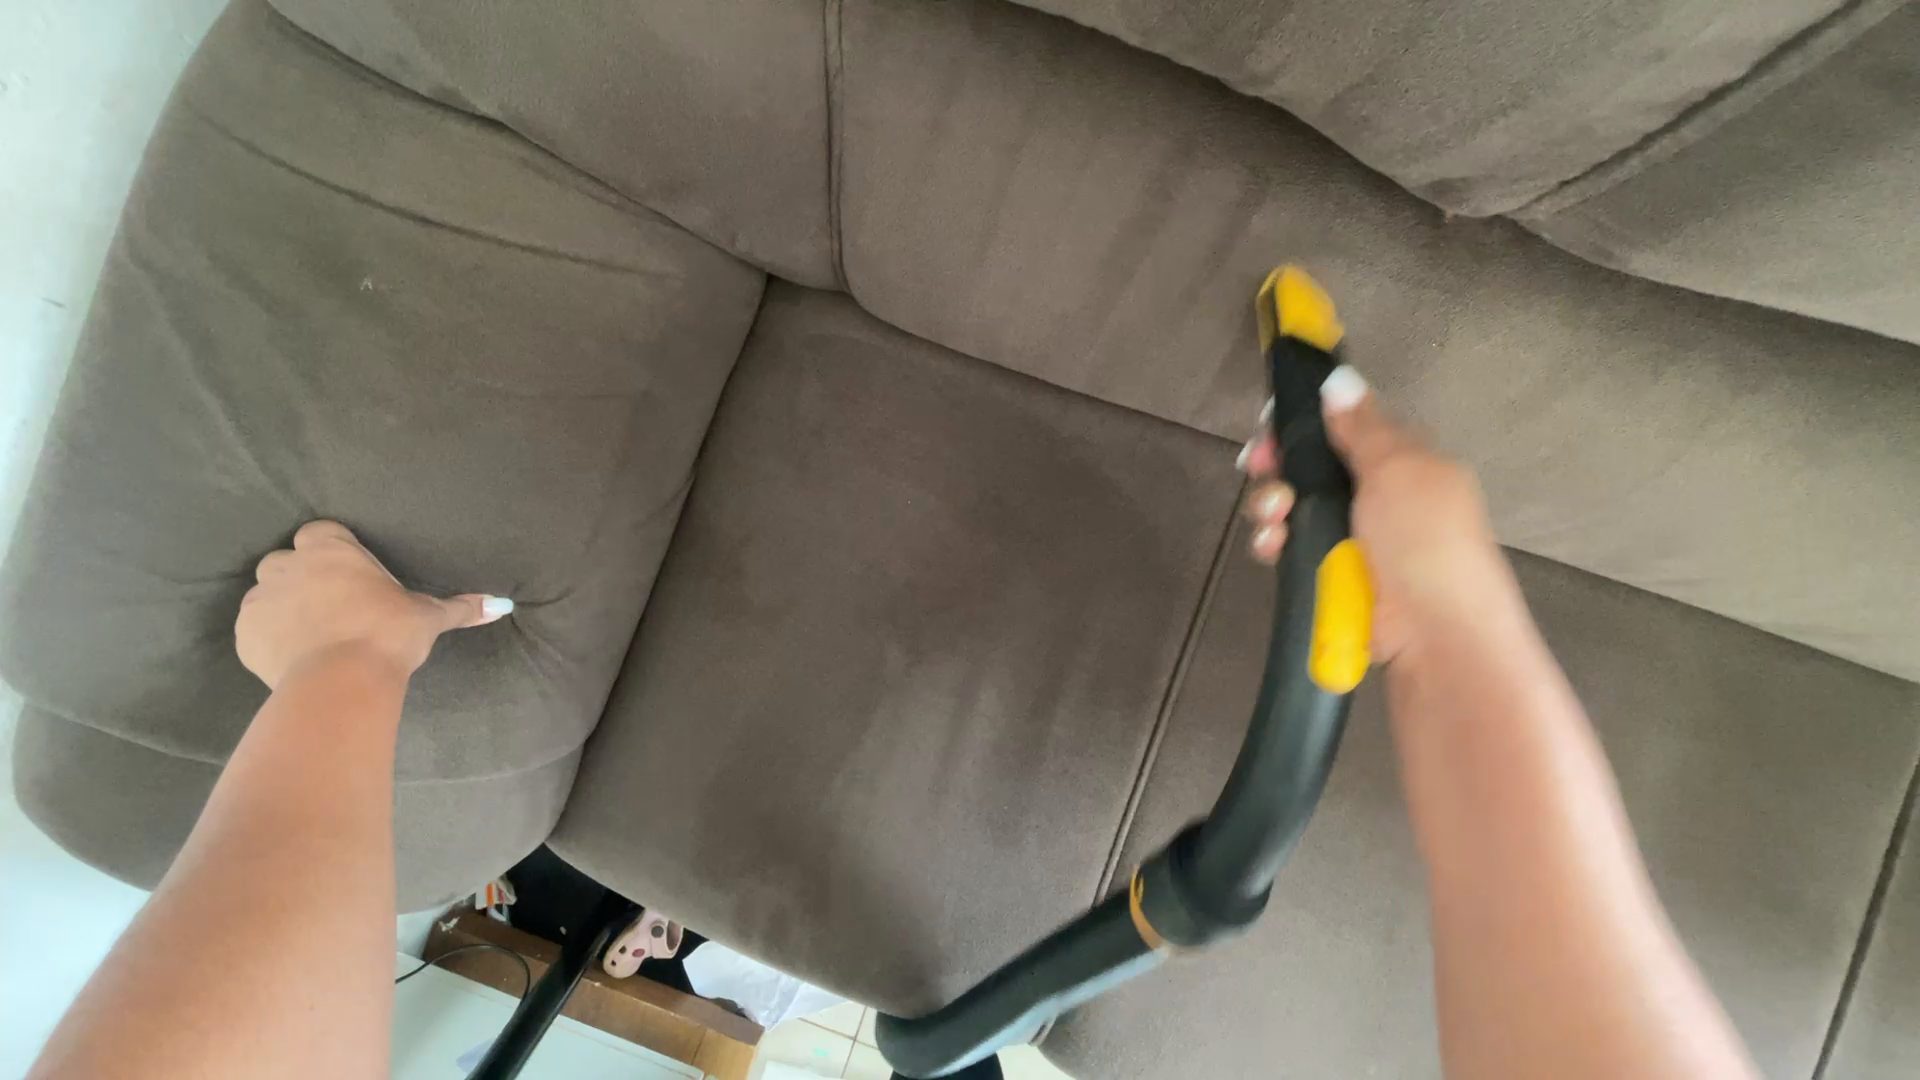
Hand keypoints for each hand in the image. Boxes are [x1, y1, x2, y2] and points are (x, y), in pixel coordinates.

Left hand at [236, 521, 510, 688]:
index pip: (322, 531)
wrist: (340, 679)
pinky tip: (300, 652)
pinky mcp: (245, 636)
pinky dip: (274, 634)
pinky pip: (257, 627)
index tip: (354, 568)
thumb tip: (501, 605)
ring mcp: (260, 602)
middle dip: (304, 574)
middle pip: (286, 559)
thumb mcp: (430, 617)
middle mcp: (288, 568)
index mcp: (332, 552)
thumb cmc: (388, 632)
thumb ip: (461, 607)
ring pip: (267, 593)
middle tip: (337, 600)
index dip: (335, 547)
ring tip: (318, 628)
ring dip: (287, 604)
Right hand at [1239, 368, 1518, 662]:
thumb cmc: (1424, 541)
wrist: (1434, 631)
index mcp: (1401, 459)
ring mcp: (1348, 533)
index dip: (1304, 422)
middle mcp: (1372, 492)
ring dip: (1270, 505)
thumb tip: (1339, 379)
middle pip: (1308, 465)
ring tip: (1274, 519)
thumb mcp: (1399, 471)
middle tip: (1258, 467)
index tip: (1270, 425)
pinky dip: (1273, 541)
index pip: (1343, 425)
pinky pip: (1287, 543)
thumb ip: (1362, 427)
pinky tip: (1272, 547)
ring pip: (1290, 504)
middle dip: (1277, 464)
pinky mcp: (1327, 568)